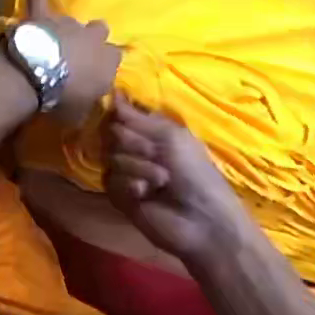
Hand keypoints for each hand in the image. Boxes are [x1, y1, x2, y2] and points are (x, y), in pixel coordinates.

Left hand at [24, 0, 119, 124]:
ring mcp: (68, 23)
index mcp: (108, 61)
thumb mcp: (80, 112)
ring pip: (72, 20)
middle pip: (99, 31)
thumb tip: (83, 106)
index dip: (105, 62)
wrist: (39, 73)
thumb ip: (85, 104)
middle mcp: (93, 37)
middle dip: (91, 38)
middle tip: (77, 51)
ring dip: (65, 27)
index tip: (96, 71)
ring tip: (54, 35)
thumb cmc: (64, 98)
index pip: (115, 57)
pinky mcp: (44, 16)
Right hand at [105, 95, 252, 263]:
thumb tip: (112, 94)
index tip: (123, 115)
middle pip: (112, 132)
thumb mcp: (171, 136)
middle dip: (134, 143)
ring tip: (161, 181)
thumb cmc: (196, 173)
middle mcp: (133, 147)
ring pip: (111, 156)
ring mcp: (125, 171)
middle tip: (157, 155)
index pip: (120, 113)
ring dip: (138, 166)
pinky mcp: (119, 195)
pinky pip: (111, 179)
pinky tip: (145, 193)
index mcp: (148, 131)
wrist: (203, 221)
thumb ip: (137, 117)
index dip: (120, 113)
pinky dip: (129, 183)